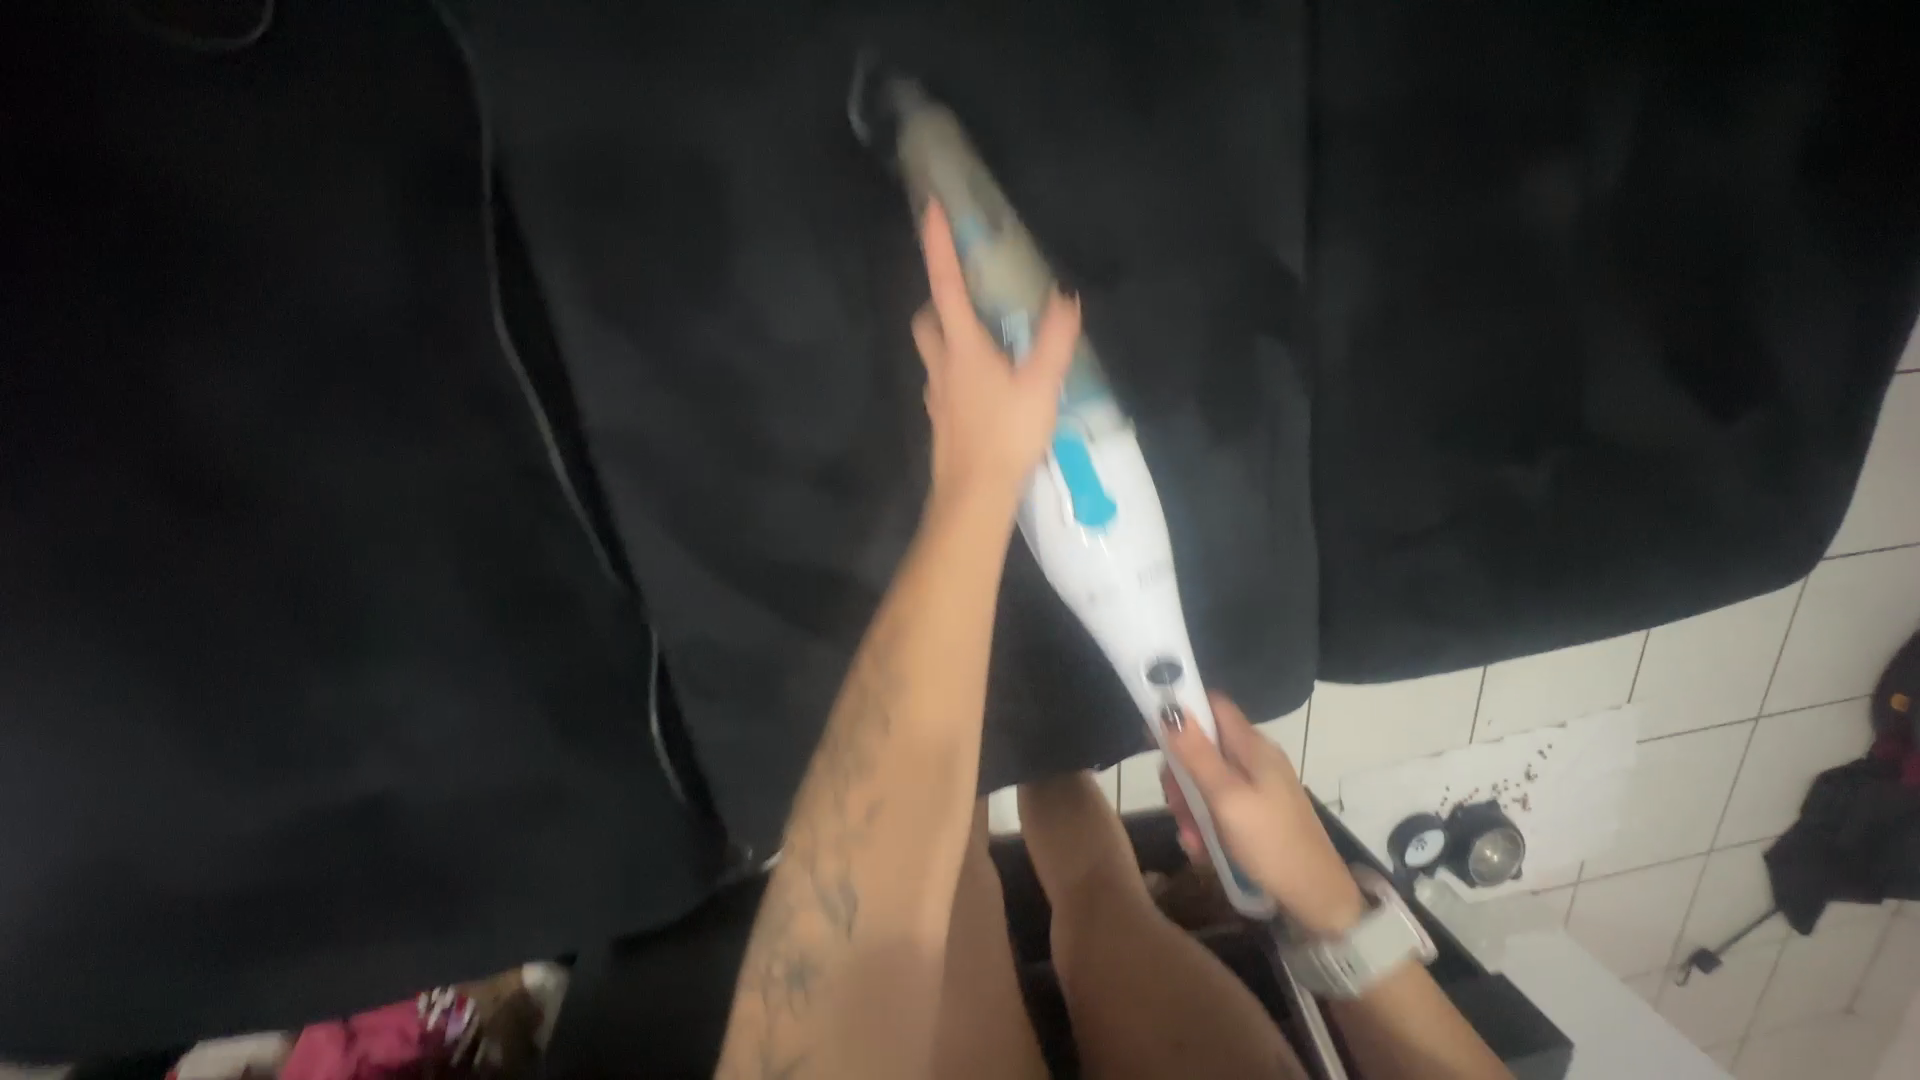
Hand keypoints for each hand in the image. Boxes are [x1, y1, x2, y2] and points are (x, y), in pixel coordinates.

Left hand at [912, 200, 1080, 516]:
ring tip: (983, 344)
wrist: (973, 495)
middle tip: (965, 297)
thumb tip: (1066, 299)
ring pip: (931, 354)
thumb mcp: (1042, 386)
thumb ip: (1055, 340)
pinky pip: (941, 385)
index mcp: (963, 347)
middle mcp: (941, 366)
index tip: (931, 207)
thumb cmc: (1006, 436)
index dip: (938, 245)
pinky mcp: (940, 423)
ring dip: (946, 338)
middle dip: (937, 301)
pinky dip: (955, 375)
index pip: (946, 285)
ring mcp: (937, 397)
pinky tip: (981, 391)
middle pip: (925, 320)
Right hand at [1160, 692, 1368, 936]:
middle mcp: (1254, 759)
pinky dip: (1206, 823)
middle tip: (1173, 803)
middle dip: (1181, 774)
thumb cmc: (1270, 842)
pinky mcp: (1258, 813)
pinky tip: (1203, 848)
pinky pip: (1219, 806)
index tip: (1154, 734)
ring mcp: (1257, 787)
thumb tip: (1169, 709)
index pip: (1212, 705)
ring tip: (1191, 838)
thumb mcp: (1226, 798)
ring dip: (1190, 806)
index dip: (1182, 711)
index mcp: (1252, 746)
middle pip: (1203, 746)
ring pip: (1206, 780)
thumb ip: (1196, 754)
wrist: (1317, 899)